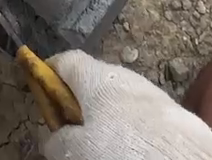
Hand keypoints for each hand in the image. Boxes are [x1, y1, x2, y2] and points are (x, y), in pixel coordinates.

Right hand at [44, 51, 211, 159]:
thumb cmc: (121, 148)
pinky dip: (131, 126)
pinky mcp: (170, 110)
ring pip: (118, 98)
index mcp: (96, 74)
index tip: (40, 88)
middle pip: (92, 81)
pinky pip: (141, 114)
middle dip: (80, 101)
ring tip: (104, 144)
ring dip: (107, 115)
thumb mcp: (78, 150)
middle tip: (72, 129)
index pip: (66, 60)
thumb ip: (60, 140)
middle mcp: (122, 74)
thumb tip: (53, 137)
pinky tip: (134, 147)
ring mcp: (149, 90)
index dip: (50, 72)